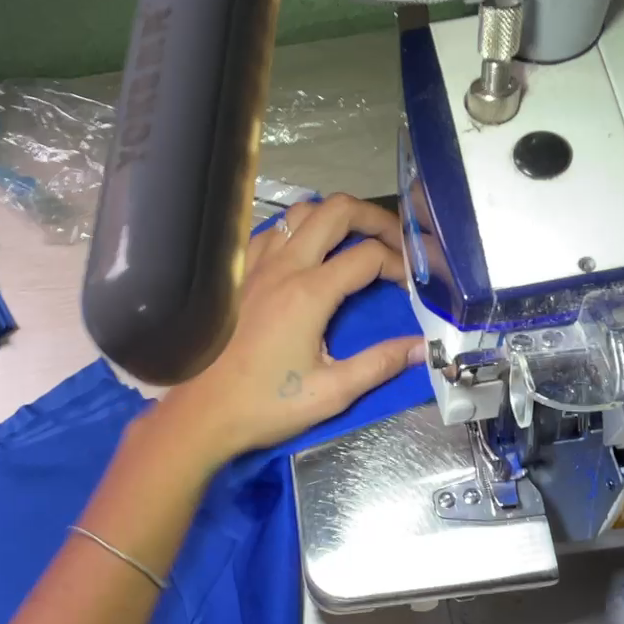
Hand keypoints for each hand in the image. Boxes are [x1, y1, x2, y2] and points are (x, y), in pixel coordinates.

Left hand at [153, 194, 421, 466]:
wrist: (201, 413)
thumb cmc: (265, 406)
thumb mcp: (331, 393)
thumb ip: (380, 365)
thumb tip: (422, 348)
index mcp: (309, 293)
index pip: (368, 255)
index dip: (399, 263)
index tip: (409, 286)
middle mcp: (282, 266)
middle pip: (335, 210)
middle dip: (373, 218)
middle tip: (393, 241)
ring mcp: (253, 265)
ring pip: (299, 213)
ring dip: (333, 220)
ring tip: (352, 244)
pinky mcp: (234, 275)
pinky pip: (270, 232)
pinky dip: (296, 232)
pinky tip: (304, 257)